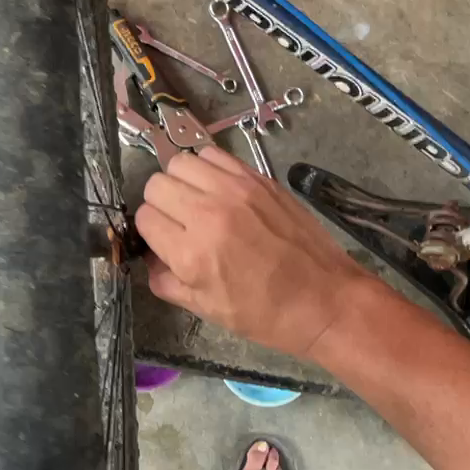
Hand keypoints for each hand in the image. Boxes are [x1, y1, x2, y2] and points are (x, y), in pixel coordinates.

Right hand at [137, 147, 380, 357]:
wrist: (325, 300)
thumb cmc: (265, 313)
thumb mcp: (205, 309)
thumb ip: (166, 281)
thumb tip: (150, 257)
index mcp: (192, 253)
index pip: (144, 218)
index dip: (149, 231)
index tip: (162, 240)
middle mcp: (209, 214)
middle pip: (157, 185)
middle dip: (159, 204)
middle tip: (177, 222)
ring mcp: (236, 191)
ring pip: (181, 162)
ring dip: (180, 181)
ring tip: (196, 201)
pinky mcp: (258, 179)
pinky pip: (214, 155)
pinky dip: (207, 168)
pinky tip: (217, 190)